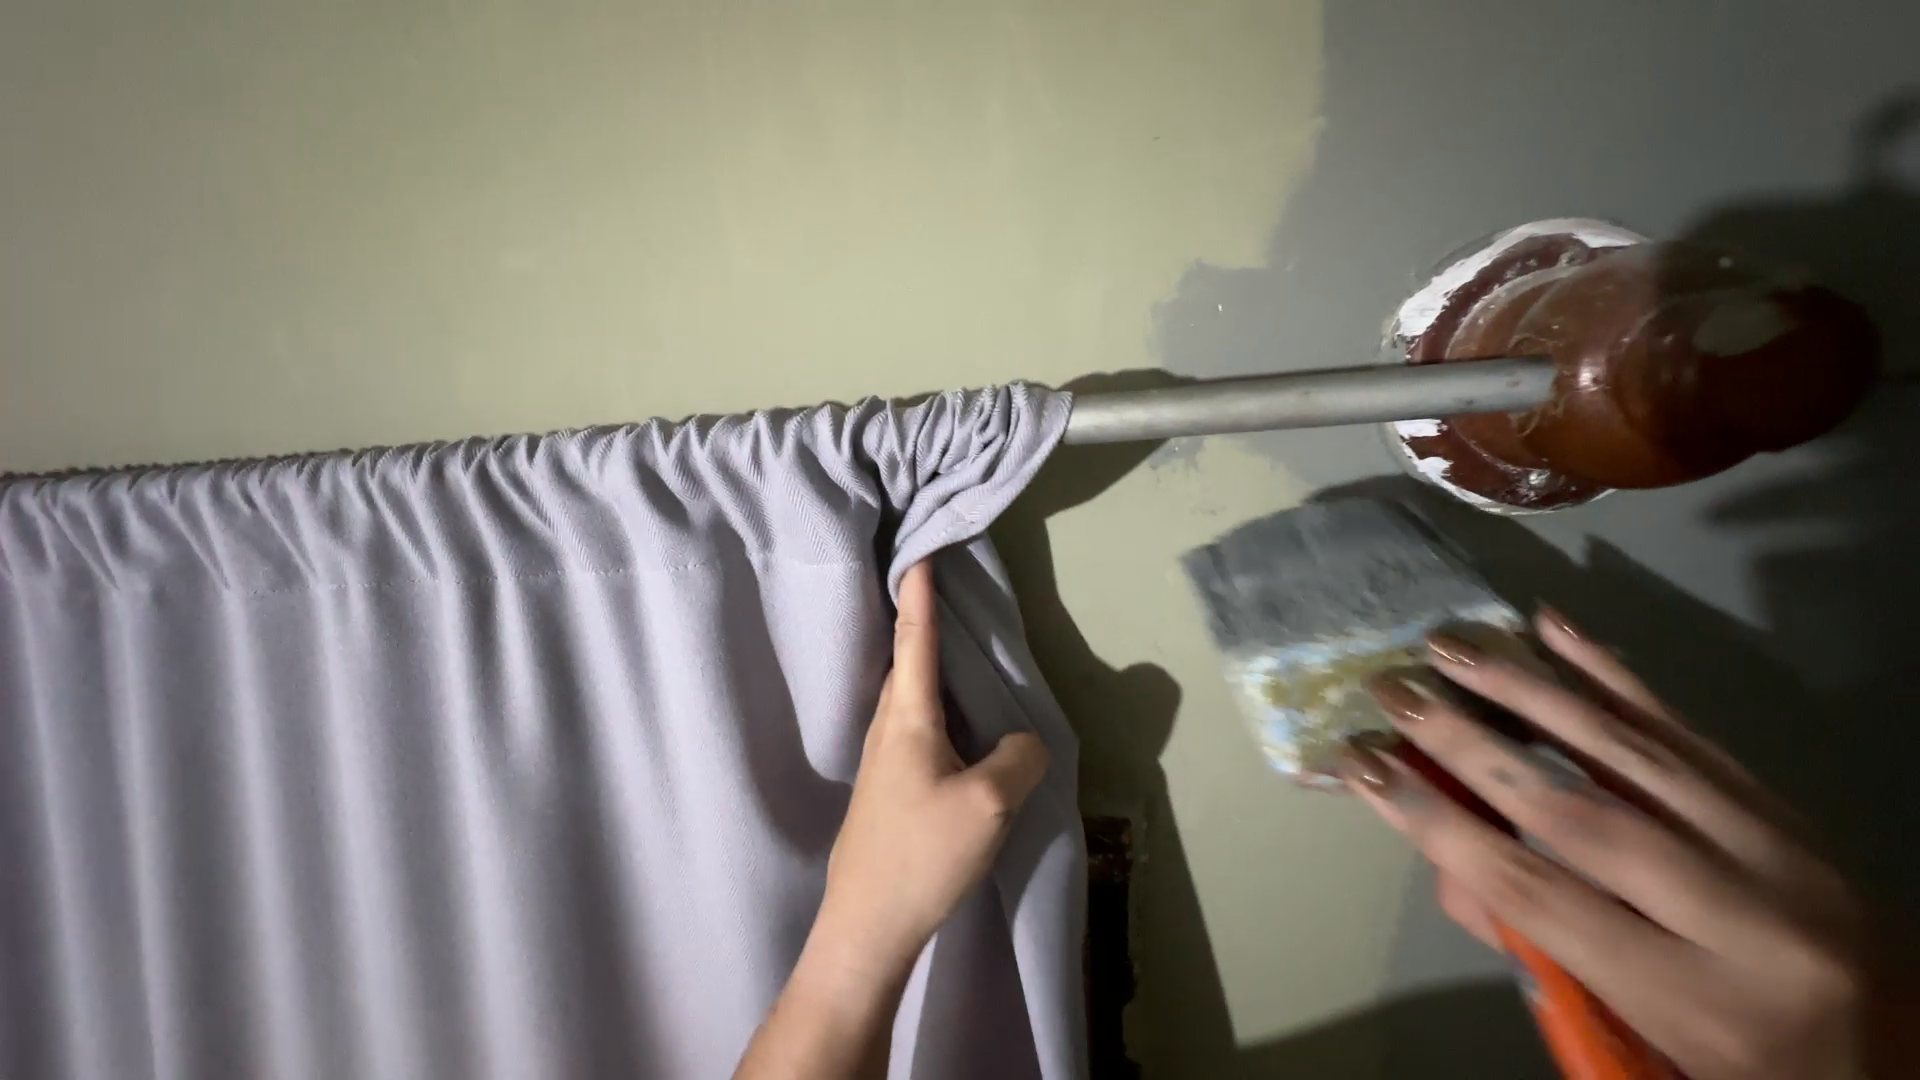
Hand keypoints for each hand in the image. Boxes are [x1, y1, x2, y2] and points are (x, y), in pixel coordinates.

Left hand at [808, 559, 1050, 986]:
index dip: (919, 591)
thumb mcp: (990, 804)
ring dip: (925, 658)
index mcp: (907, 715)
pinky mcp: (889, 784)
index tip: (917, 550)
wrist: (868, 924)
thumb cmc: (922, 854)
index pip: (914, 636)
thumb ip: (1019, 758)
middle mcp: (888, 725)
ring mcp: (884, 756)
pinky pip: (916, 721)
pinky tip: (956, 717)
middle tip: (938, 584)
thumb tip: (1023, 742)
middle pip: (906, 657)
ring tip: (954, 643)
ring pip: (909, 691)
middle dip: (919, 615)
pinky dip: (934, 699)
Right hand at [1340, 609, 1871, 1079]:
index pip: (1532, 889)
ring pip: (1627, 751)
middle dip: (1466, 744)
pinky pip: (1683, 726)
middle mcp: (1746, 916)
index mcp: (1695, 998)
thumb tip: (1439, 846)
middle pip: (1576, 812)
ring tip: (1446, 646)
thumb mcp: (1625, 1030)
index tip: (1360, 764)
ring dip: (1525, 689)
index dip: (1434, 821)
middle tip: (1391, 692)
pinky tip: (1551, 626)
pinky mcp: (1783, 806)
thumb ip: (1526, 938)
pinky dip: (1609, 671)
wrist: (1894, 1053)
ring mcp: (1776, 849)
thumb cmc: (1733, 1059)